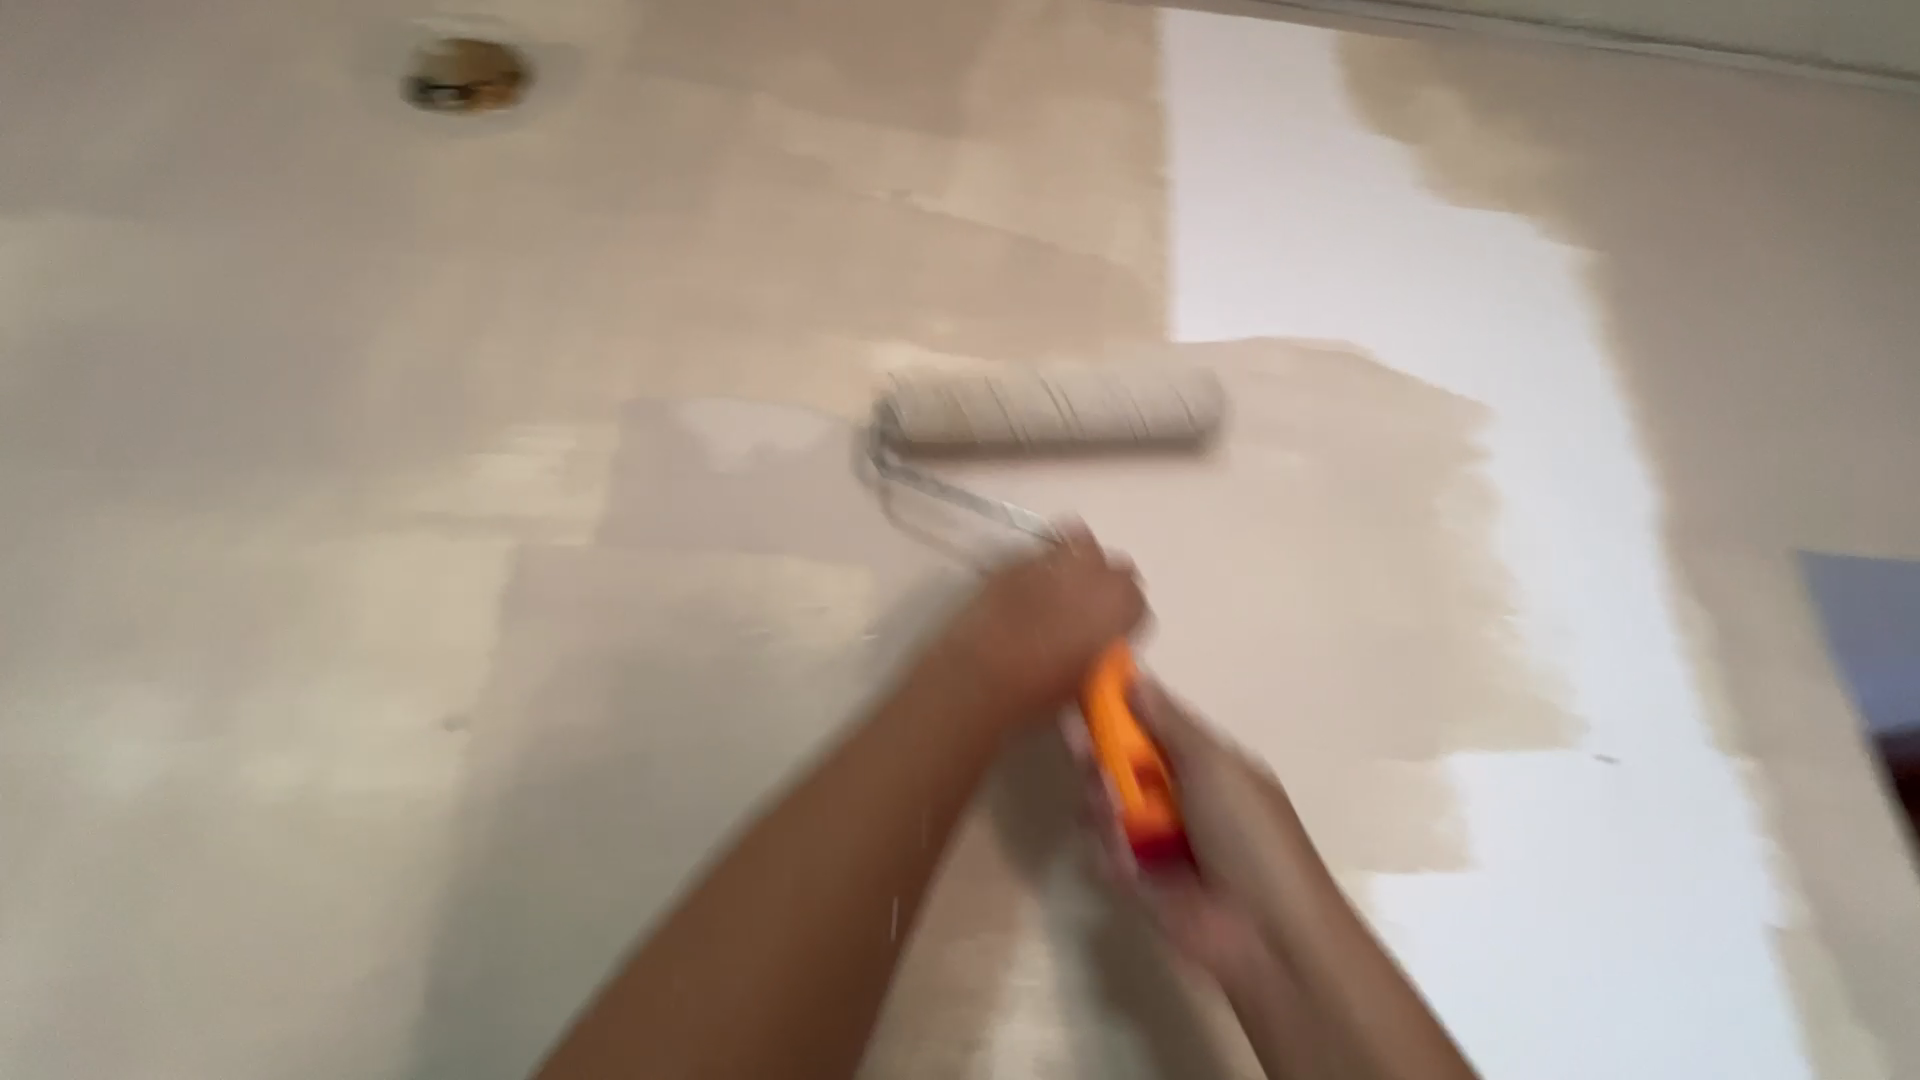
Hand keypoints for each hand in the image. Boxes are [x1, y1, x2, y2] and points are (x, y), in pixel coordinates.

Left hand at [924, 523, 1146, 724]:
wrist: (978, 674)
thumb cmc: (1038, 690)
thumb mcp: (1086, 683)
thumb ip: (1104, 657)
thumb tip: (1102, 650)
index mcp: (1118, 606)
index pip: (1138, 602)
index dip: (1125, 618)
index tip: (1111, 634)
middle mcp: (1093, 573)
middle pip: (1116, 568)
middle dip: (1106, 586)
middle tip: (1087, 611)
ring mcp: (1052, 559)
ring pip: (1080, 547)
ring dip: (1077, 565)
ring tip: (1061, 589)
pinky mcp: (1016, 558)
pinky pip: (1041, 551)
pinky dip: (1042, 564)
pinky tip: (1030, 586)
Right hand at [1074, 679, 1308, 985]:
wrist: (1265, 933)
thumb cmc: (1247, 833)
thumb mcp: (1213, 764)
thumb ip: (1167, 720)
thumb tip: (1133, 677)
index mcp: (1201, 762)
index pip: (1148, 723)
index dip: (1118, 707)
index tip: (1085, 689)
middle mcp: (1173, 794)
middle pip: (1116, 760)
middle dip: (1095, 751)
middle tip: (1076, 740)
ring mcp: (1151, 836)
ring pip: (1102, 801)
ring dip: (1101, 800)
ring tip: (1112, 810)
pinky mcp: (1134, 877)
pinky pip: (1102, 847)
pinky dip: (1110, 847)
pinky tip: (1128, 858)